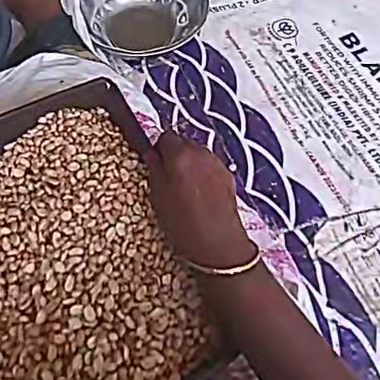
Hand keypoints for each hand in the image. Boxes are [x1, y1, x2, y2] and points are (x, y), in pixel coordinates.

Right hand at [150, 132, 255, 269]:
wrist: (218, 243)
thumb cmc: (182, 223)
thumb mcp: (159, 197)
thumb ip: (154, 169)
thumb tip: (151, 152)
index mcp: (180, 156)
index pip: (165, 136)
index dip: (159, 148)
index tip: (156, 163)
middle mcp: (200, 152)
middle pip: (183, 143)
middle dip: (175, 155)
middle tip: (169, 178)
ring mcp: (217, 162)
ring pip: (198, 153)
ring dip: (190, 163)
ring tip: (186, 188)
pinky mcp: (228, 174)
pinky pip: (210, 165)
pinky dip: (204, 172)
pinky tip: (202, 193)